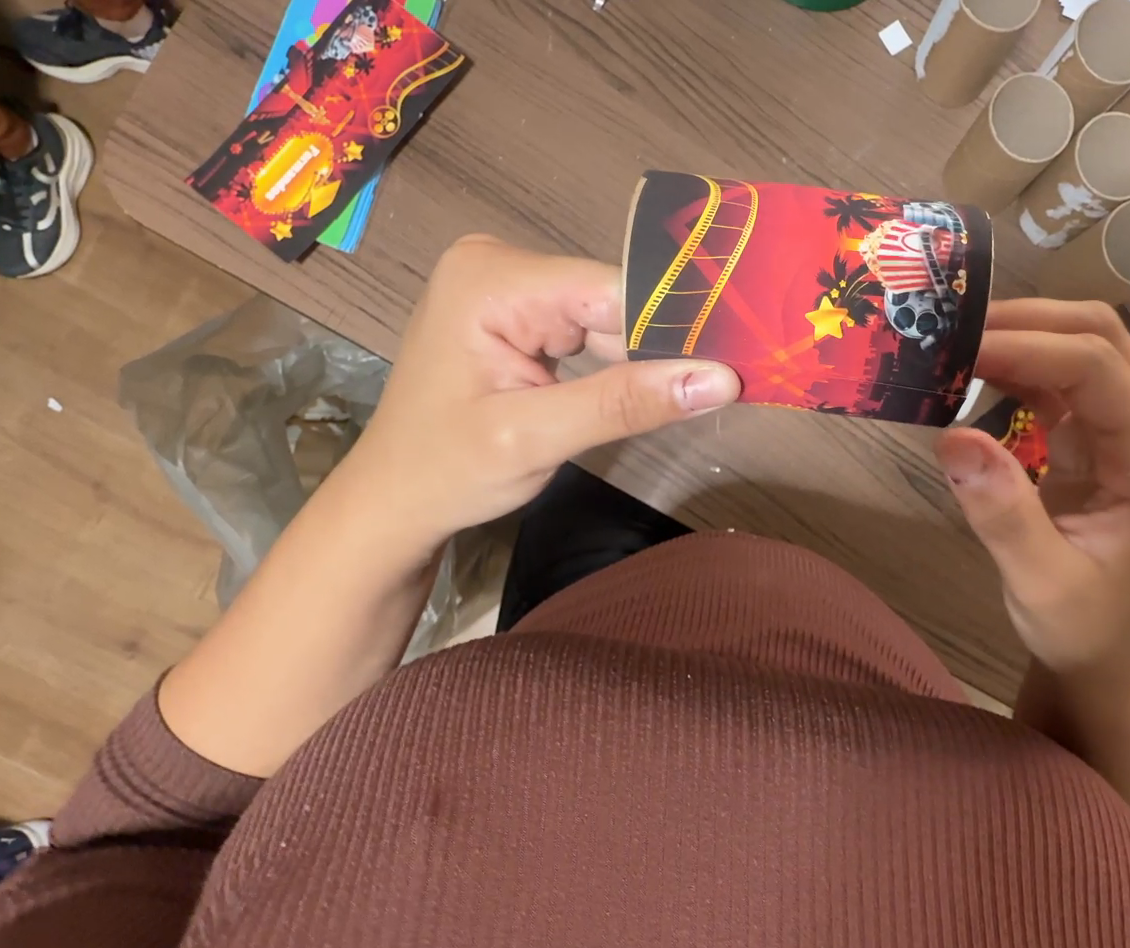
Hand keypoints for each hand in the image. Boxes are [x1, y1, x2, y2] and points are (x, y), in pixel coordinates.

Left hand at [343, 235, 739, 562]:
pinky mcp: (517, 317)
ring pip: (607, 318)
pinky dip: (617, 366)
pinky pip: (588, 332)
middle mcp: (500, 266)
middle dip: (657, 348)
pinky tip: (640, 393)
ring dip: (640, 361)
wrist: (394, 500)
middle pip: (611, 300)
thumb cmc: (448, 472)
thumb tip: (721, 379)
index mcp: (492, 280)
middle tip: (720, 390)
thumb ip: (625, 403)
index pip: (611, 289)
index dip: (674, 325)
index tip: (735, 360)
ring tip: (688, 396)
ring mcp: (508, 290)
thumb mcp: (536, 438)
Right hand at [937, 299, 1129, 679]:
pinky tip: (975, 372)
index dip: (1029, 346)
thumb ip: (1002, 512)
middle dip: (1028, 324)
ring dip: (1022, 338)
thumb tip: (953, 436)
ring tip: (955, 344)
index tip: (958, 347)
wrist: (1098, 655)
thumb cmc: (1079, 627)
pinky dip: (1018, 369)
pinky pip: (1062, 384)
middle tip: (952, 332)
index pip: (1098, 371)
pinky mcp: (1096, 442)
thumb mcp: (1039, 581)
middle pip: (1101, 340)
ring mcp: (1126, 434)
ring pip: (1082, 352)